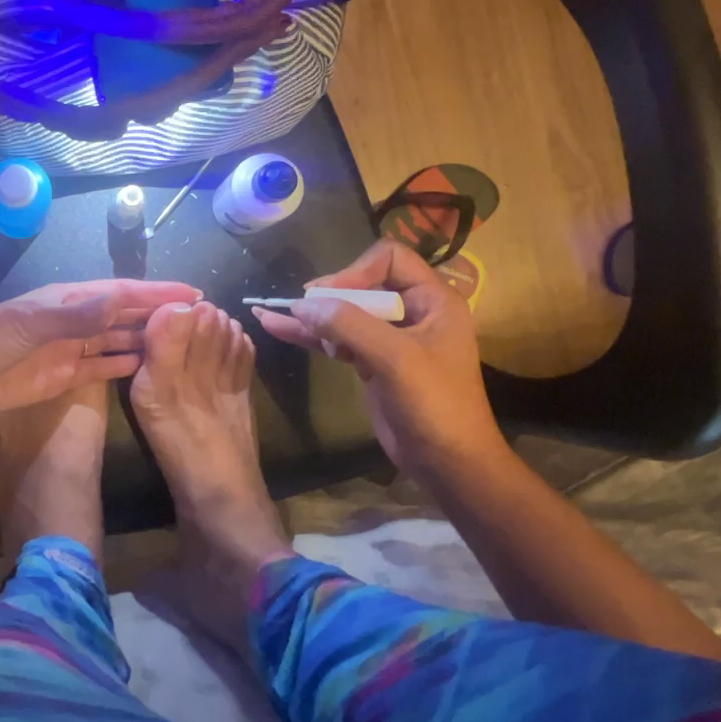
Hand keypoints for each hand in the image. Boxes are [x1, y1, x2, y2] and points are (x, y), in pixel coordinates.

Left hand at [0, 280, 200, 412]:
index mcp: (67, 299)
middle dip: (155, 312)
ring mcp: (71, 348)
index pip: (119, 291)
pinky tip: (147, 364)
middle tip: (197, 315)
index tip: (190, 292)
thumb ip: (76, 315)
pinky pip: (102, 367)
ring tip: (181, 339)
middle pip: (123, 313)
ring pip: (116, 339)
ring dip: (144, 337)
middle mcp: (74, 319)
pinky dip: (124, 364)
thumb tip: (118, 300)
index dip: (153, 291)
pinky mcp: (65, 376)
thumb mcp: (32, 323)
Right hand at [251, 240, 506, 476]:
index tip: (331, 297)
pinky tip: (276, 327)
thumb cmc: (434, 405)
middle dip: (330, 296)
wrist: (448, 463)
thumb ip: (349, 325)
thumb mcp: (394, 359)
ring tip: (272, 311)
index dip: (356, 271)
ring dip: (312, 314)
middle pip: (362, 283)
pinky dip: (309, 334)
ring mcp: (390, 338)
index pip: (390, 259)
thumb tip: (301, 304)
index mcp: (433, 301)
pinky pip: (336, 337)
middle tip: (302, 310)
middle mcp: (413, 312)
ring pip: (344, 312)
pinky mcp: (372, 361)